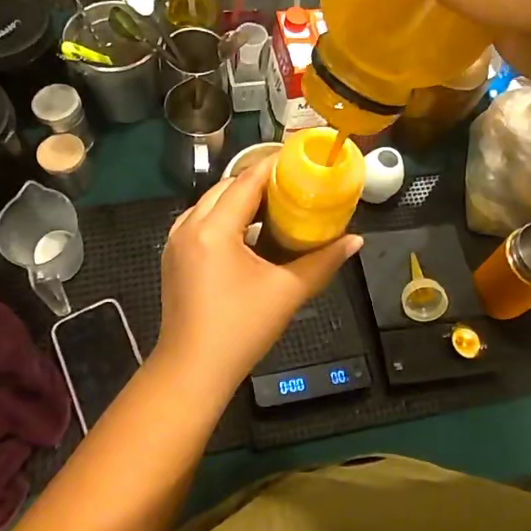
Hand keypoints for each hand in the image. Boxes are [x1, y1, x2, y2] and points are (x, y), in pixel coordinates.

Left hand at [153, 164, 362, 385]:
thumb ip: (323, 261)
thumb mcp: (287, 292)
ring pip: (211, 204)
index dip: (274, 165)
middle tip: (294, 184)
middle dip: (259, 181)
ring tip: (276, 204)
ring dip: (241, 199)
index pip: (246, 180)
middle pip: (226, 187)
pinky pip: (201, 222)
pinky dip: (226, 218)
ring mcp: (176, 242)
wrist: (192, 370)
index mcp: (214, 229)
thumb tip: (356, 241)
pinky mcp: (174, 258)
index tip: (301, 160)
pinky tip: (250, 232)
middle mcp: (188, 226)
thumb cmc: (241, 329)